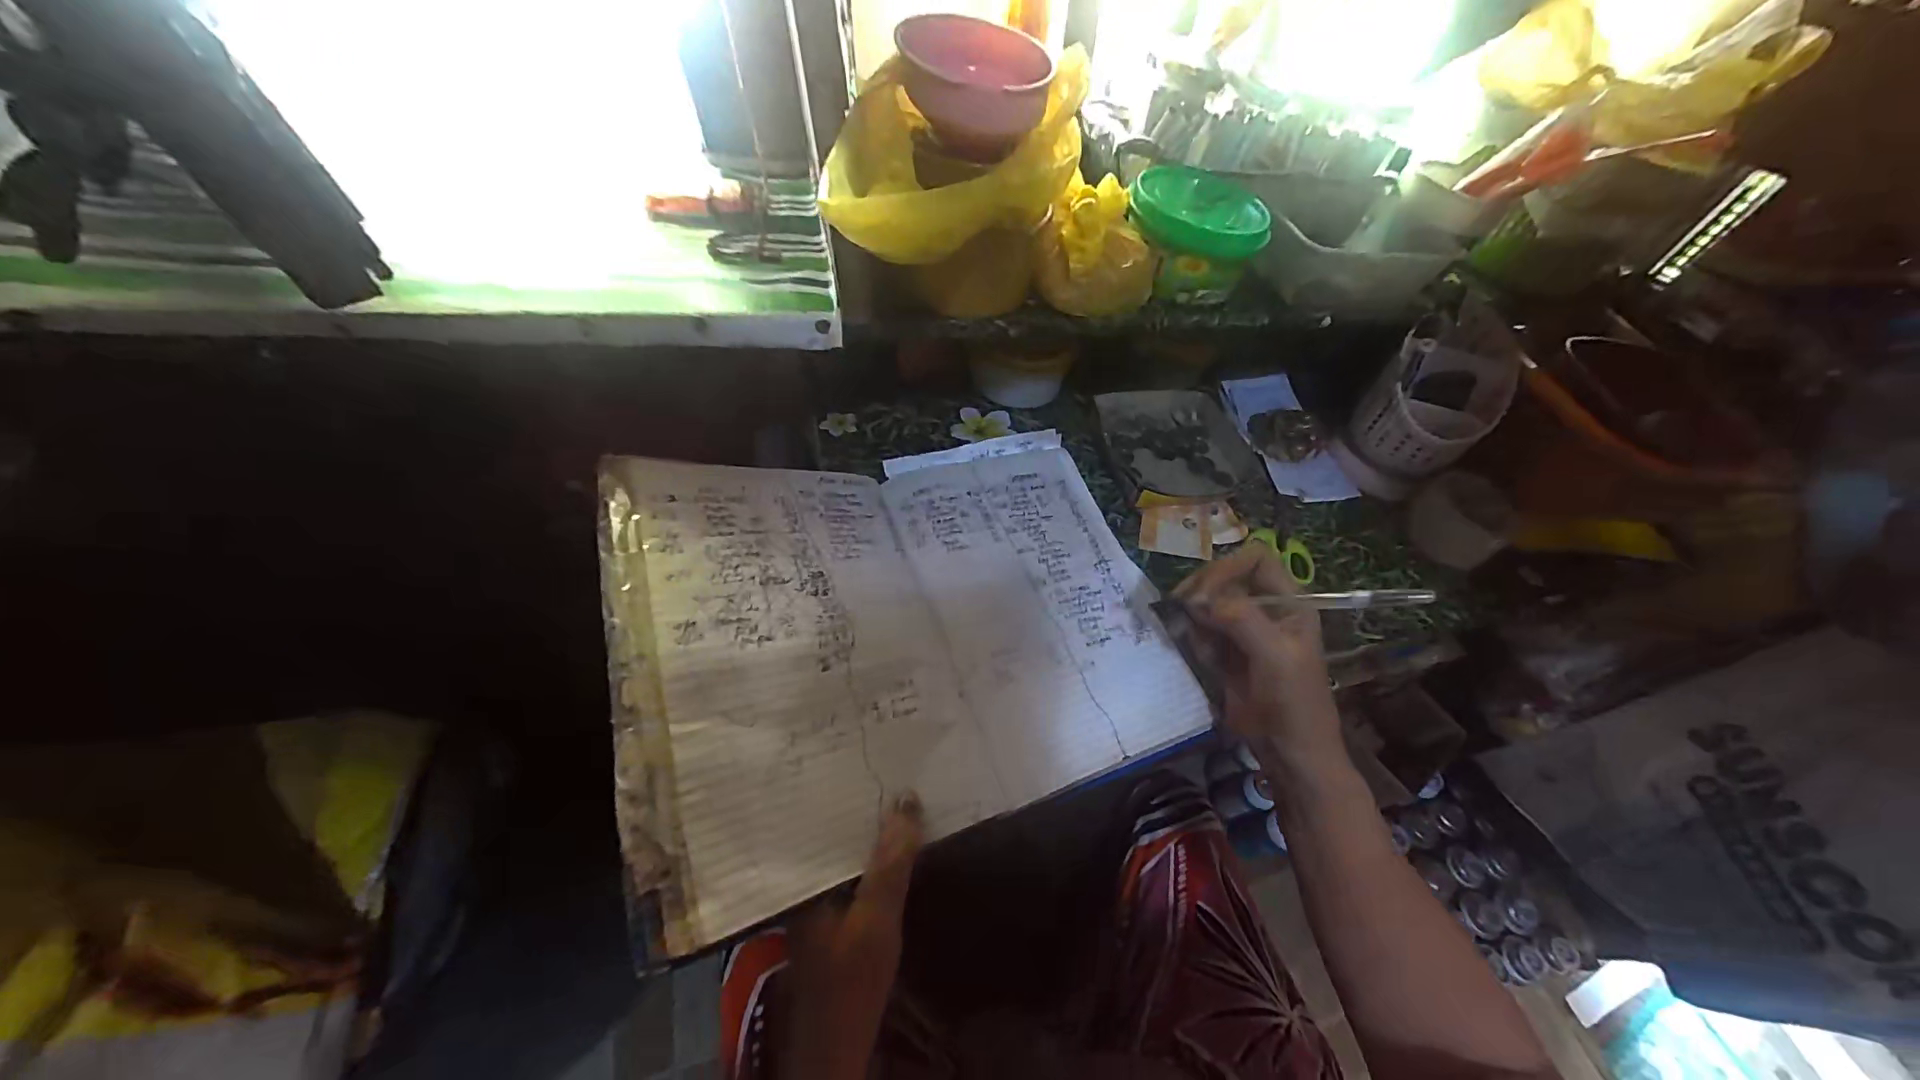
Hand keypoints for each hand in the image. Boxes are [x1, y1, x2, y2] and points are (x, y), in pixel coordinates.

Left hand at [783, 793, 924, 1079]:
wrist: (838, 1047)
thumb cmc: (851, 981)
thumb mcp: (876, 920)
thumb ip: (890, 864)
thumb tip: (907, 801)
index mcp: (801, 880)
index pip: (815, 820)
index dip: (841, 790)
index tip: (862, 758)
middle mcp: (801, 884)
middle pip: (828, 833)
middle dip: (855, 806)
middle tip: (883, 767)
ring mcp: (813, 902)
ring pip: (840, 853)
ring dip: (864, 831)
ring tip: (890, 795)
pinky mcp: (829, 918)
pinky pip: (848, 872)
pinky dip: (867, 857)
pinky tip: (888, 845)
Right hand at [1173, 544, 1341, 769]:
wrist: (1290, 754)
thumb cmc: (1296, 703)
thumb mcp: (1276, 657)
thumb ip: (1241, 620)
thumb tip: (1198, 601)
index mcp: (1289, 603)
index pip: (1255, 560)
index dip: (1227, 568)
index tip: (1204, 594)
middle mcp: (1264, 611)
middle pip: (1224, 579)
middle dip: (1202, 590)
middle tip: (1182, 609)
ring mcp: (1242, 632)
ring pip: (1207, 604)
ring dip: (1192, 614)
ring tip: (1188, 636)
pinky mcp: (1224, 654)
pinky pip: (1199, 631)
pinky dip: (1189, 634)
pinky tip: (1190, 648)